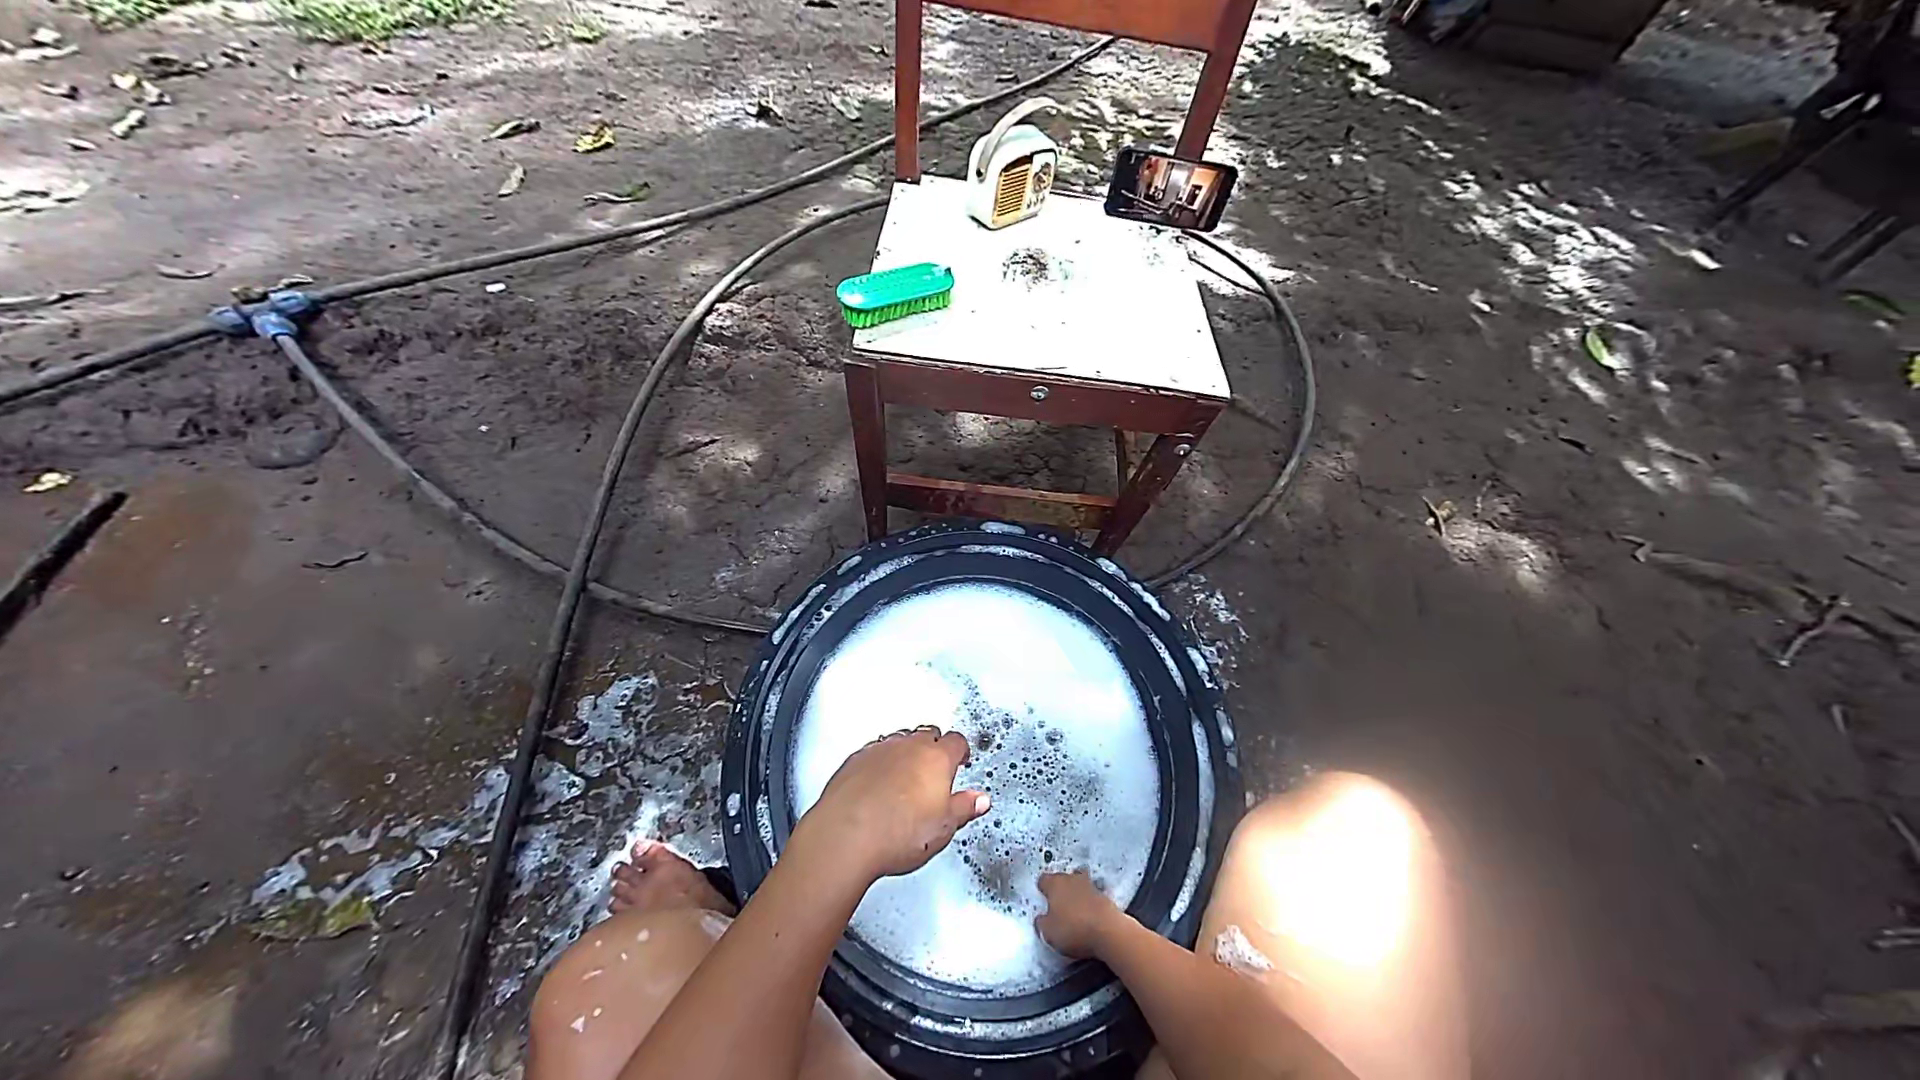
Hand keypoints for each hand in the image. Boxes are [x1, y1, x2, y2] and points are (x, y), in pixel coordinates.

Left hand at [793, 727, 989, 882]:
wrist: (846, 836)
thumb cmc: (896, 832)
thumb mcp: (945, 827)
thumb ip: (965, 807)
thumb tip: (979, 800)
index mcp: (936, 758)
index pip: (956, 741)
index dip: (961, 750)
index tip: (961, 759)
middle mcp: (908, 746)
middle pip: (927, 734)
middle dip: (934, 748)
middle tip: (936, 769)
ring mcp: (879, 750)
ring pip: (899, 740)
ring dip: (906, 753)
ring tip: (907, 778)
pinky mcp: (855, 760)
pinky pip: (874, 752)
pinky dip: (880, 763)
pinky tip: (879, 784)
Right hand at [1036, 872, 1125, 958]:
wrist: (1109, 932)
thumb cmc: (1075, 929)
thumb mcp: (1048, 932)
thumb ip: (1041, 922)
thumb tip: (1040, 920)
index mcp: (1055, 884)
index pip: (1044, 880)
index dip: (1042, 889)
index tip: (1042, 897)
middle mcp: (1072, 879)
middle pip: (1063, 879)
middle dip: (1060, 889)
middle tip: (1058, 906)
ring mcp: (1091, 886)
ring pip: (1080, 885)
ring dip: (1077, 894)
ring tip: (1075, 911)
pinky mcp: (1106, 897)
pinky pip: (1094, 897)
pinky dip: (1091, 904)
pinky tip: (1089, 918)